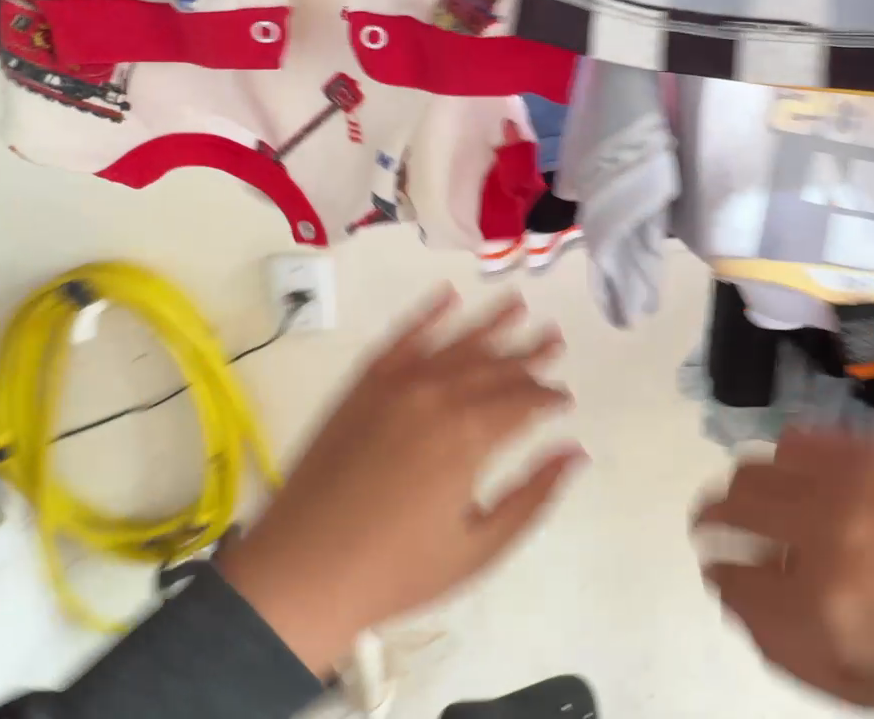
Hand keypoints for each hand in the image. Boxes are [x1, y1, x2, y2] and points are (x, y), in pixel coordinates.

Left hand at [220, 287, 582, 670]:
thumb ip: (533, 494)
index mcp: (469, 437)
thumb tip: (575, 452)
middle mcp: (437, 397)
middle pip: (494, 366)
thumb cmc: (397, 571)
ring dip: (491, 322)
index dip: (549, 397)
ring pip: (455, 343)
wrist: (298, 576)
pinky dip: (425, 315)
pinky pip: (400, 339)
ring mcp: (395, 386)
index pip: (523, 401)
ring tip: (519, 304)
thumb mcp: (480, 548)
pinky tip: (447, 297)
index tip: (565, 400)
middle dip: (529, 355)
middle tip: (555, 339)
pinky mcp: (360, 387)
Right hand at [695, 430, 873, 718]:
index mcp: (824, 609)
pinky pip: (799, 437)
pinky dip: (785, 459)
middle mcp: (828, 534)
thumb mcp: (860, 686)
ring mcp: (853, 482)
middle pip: (730, 508)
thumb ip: (780, 644)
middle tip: (717, 530)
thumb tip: (730, 590)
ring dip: (746, 489)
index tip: (722, 572)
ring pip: (756, 467)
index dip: (721, 576)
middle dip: (713, 523)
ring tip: (763, 504)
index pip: (732, 580)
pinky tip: (802, 479)